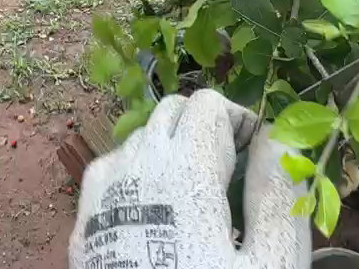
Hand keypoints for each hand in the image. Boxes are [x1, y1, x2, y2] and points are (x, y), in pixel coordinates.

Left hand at [69, 89, 308, 268]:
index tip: (259, 157)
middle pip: (172, 111)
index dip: (240, 121)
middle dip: (206, 128)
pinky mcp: (83, 223)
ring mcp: (104, 192)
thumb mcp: (270, 266)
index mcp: (186, 168)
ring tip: (199, 197)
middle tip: (233, 173)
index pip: (209, 105)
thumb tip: (274, 137)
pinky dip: (136, 173)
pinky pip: (110, 170)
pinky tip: (155, 212)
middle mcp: (137, 163)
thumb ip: (275, 194)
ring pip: (140, 137)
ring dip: (171, 148)